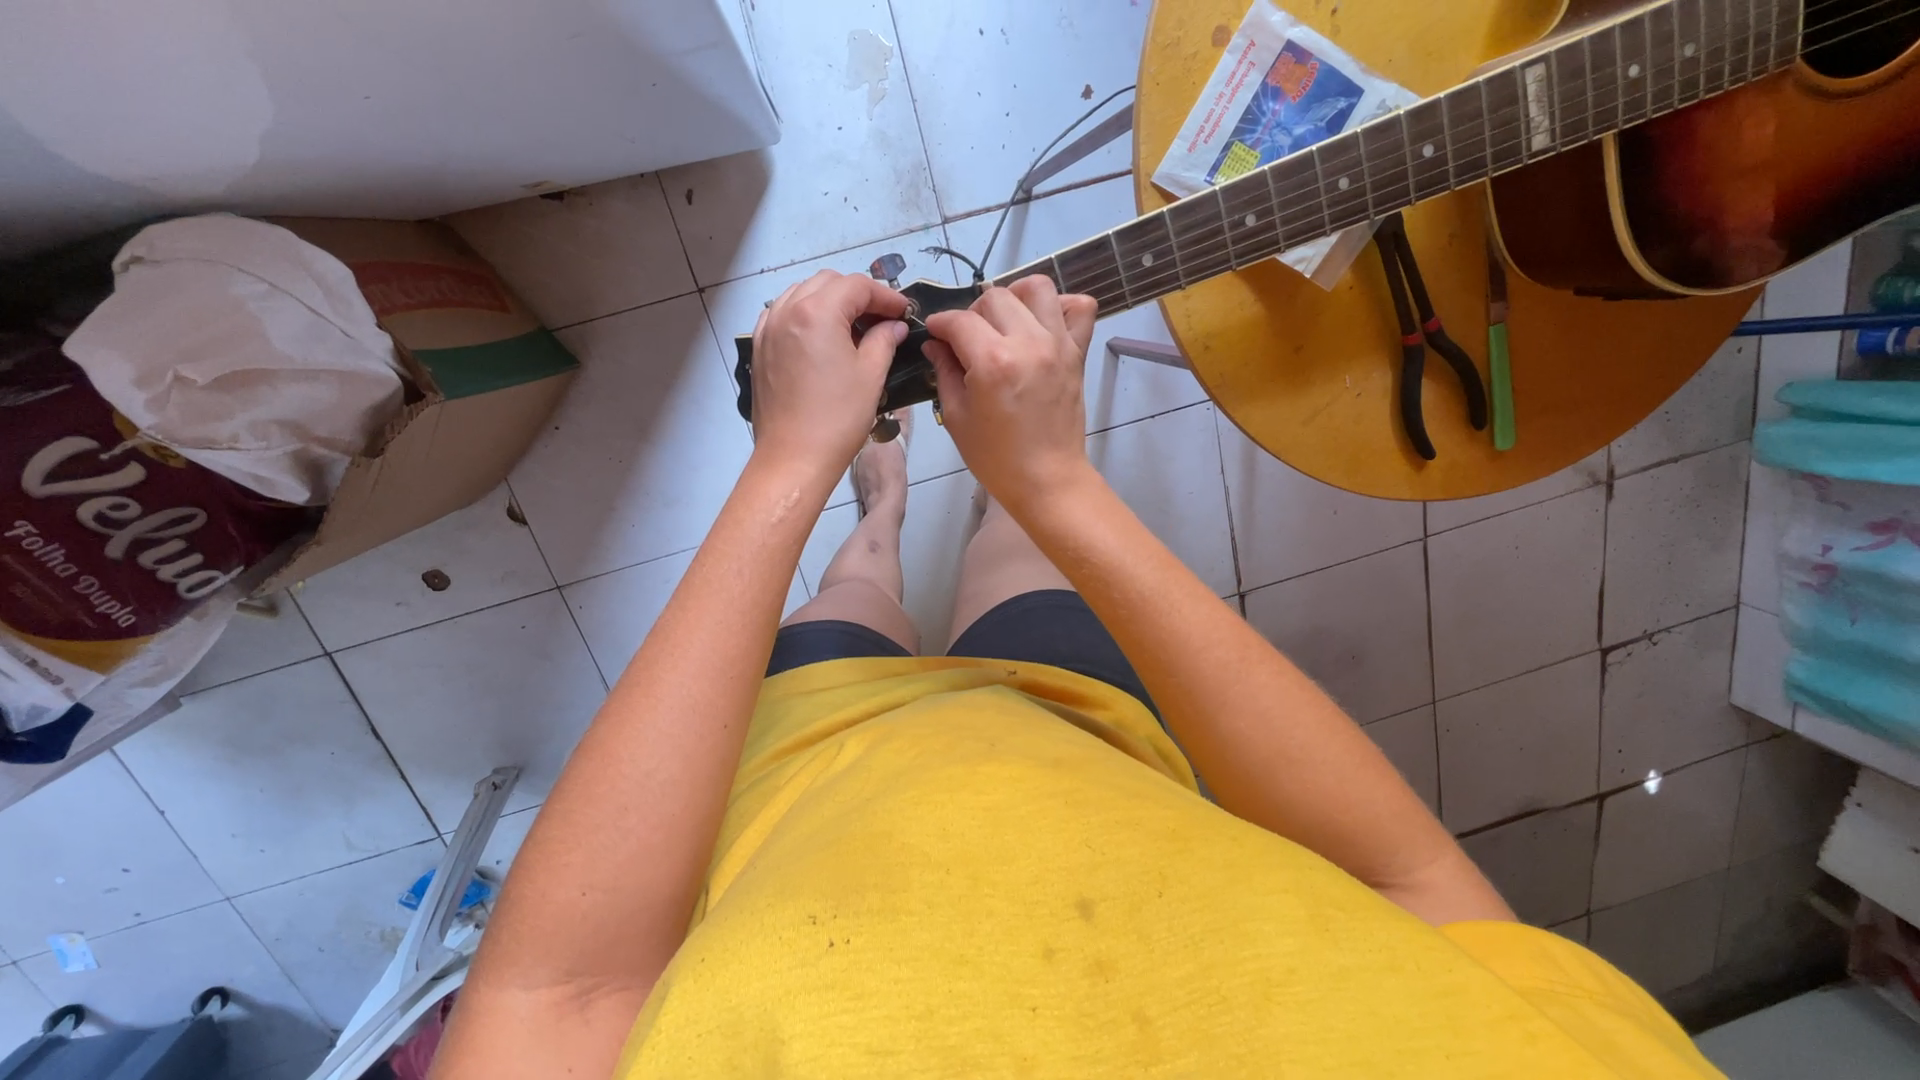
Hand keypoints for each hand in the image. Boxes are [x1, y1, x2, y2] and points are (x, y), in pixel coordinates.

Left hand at [749, 270, 908, 479]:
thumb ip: (884, 340)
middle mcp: (787, 310)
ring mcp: (768, 329)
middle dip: (857, 295)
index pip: (857, 286)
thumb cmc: (838, 418)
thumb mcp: (870, 375)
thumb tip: (894, 326)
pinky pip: (783, 314)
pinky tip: (821, 338)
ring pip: (802, 294)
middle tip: (881, 320)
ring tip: (852, 327)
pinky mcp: (760, 348)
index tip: (904, 313)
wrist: (794, 457)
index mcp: (817, 312)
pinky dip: (805, 315)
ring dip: (830, 302)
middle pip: (828, 283)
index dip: (885, 296)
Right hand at [923, 275, 1097, 509]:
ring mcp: (1058, 344)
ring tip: (1005, 323)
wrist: (1047, 479)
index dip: (940, 324)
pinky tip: (1042, 325)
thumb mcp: (957, 417)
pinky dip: (1061, 306)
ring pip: (1037, 288)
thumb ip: (945, 371)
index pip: (959, 321)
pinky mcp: (1077, 352)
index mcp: (992, 362)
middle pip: (995, 297)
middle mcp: (1028, 343)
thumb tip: (936, 344)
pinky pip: (1080, 308)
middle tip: (969, 339)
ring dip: (1015, 298)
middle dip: (974, 313)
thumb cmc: (996, 457)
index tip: (935, 334)